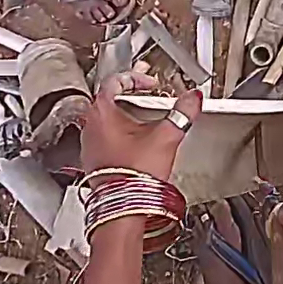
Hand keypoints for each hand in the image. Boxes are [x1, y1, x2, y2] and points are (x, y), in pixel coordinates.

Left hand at [79, 72, 200, 178]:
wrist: (124, 205)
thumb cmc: (136, 172)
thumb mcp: (166, 136)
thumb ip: (183, 112)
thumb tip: (193, 98)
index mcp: (102, 113)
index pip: (114, 81)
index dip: (135, 78)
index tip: (149, 84)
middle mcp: (90, 126)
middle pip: (109, 99)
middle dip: (132, 97)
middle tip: (150, 100)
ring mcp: (89, 144)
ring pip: (106, 119)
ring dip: (126, 116)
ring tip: (147, 122)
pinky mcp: (93, 160)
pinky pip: (106, 138)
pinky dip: (121, 134)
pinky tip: (138, 144)